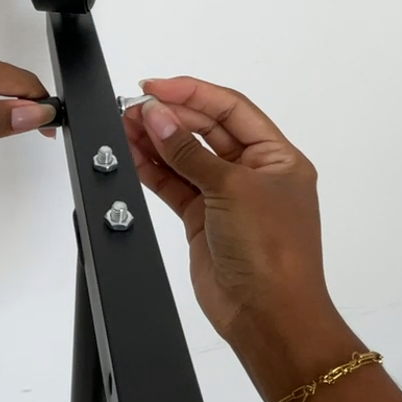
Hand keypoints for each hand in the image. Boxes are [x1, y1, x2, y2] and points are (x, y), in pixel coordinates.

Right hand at [122, 77, 333, 340]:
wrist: (267, 313)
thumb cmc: (274, 254)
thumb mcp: (233, 189)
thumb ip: (189, 152)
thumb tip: (158, 117)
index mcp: (277, 158)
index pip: (231, 109)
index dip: (192, 93)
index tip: (156, 87)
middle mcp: (252, 173)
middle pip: (205, 130)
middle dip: (169, 116)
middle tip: (133, 109)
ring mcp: (224, 196)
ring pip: (184, 156)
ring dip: (155, 139)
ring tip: (124, 125)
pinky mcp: (200, 218)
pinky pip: (171, 184)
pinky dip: (151, 168)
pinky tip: (132, 153)